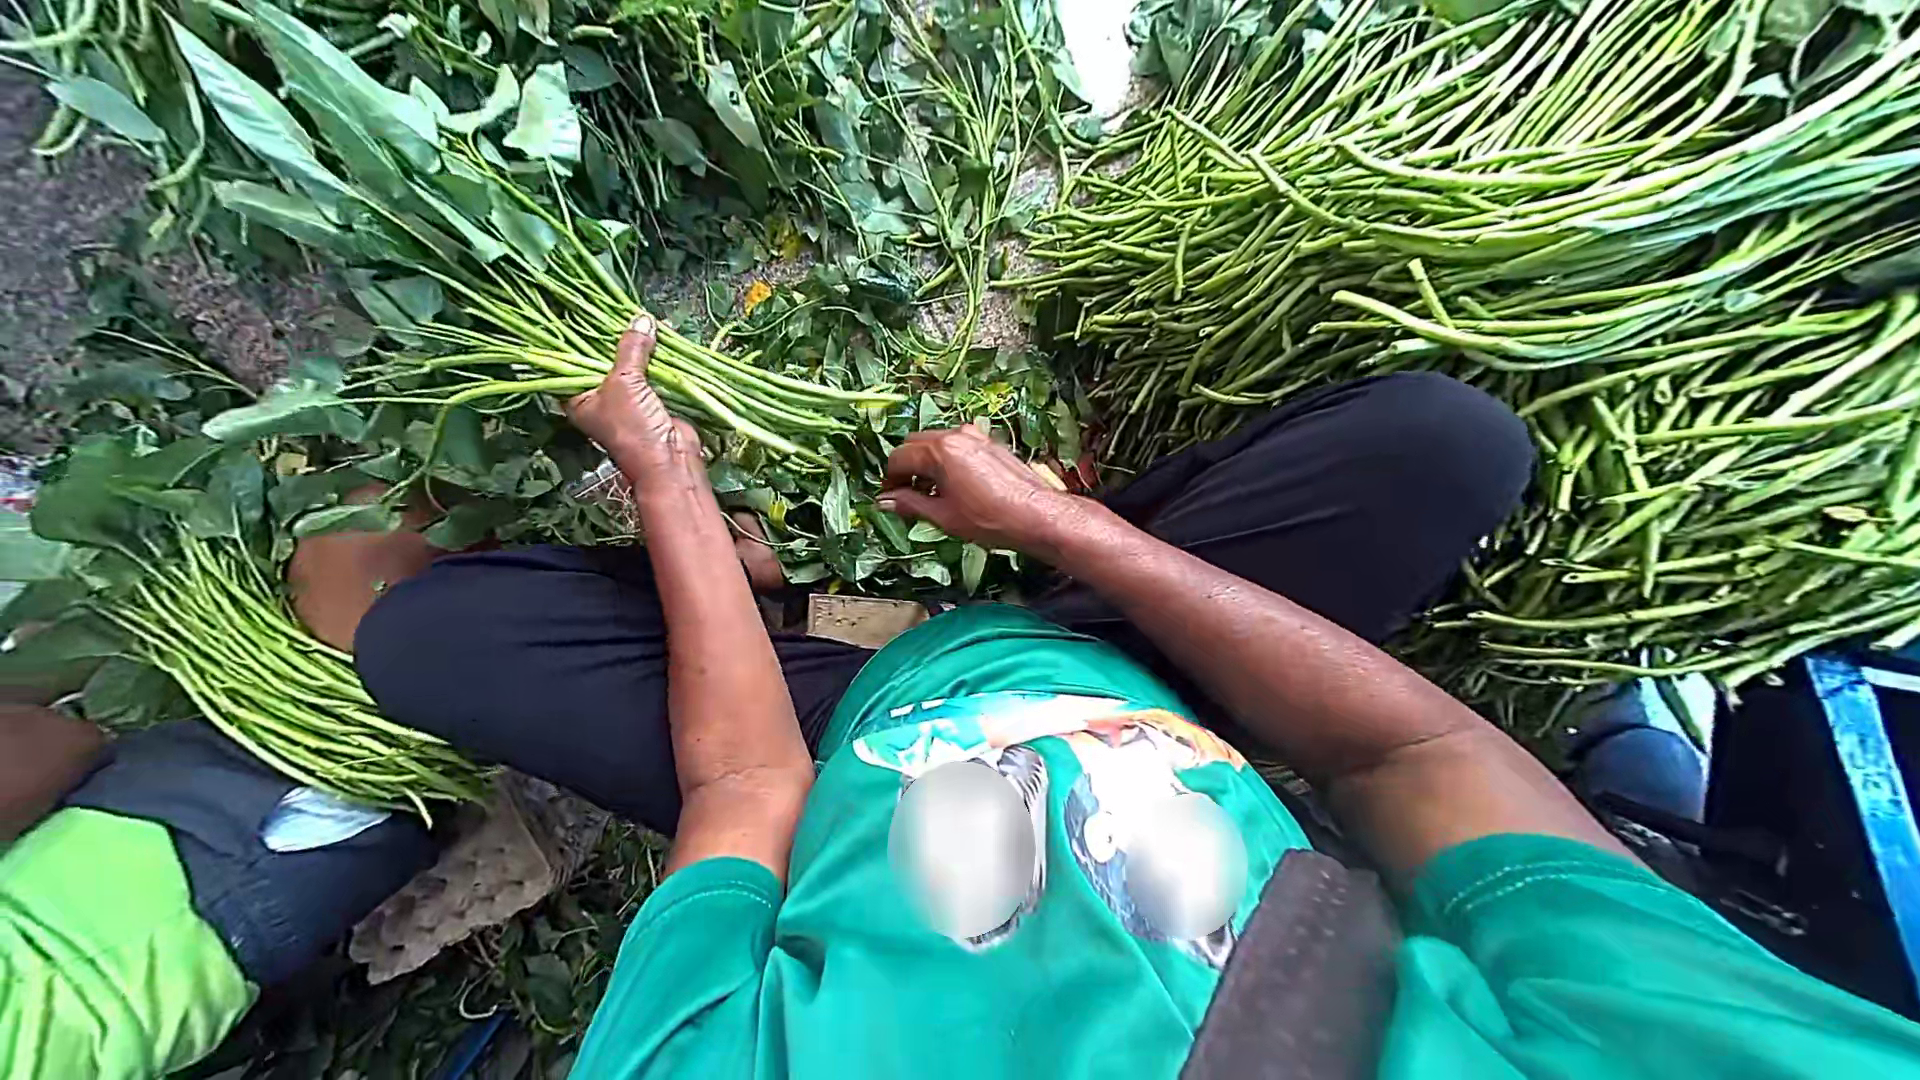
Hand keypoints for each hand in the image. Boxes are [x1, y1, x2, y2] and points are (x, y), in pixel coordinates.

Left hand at [567, 315, 698, 478]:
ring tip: (648, 322)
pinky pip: (655, 375)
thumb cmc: (633, 429)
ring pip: (633, 365)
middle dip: (618, 338)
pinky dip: (661, 361)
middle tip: (622, 312)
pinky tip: (666, 340)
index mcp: (579, 396)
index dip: (579, 335)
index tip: (586, 311)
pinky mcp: (655, 401)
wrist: (670, 460)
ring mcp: (630, 399)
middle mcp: (602, 396)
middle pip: (605, 359)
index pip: (572, 358)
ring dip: (643, 348)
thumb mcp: (624, 382)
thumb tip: (642, 319)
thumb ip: (631, 349)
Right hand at [877, 426, 1092, 558]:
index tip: (889, 497)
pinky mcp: (989, 443)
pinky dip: (945, 459)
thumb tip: (884, 502)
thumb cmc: (990, 518)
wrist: (1036, 515)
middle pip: (915, 444)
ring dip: (925, 462)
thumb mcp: (943, 516)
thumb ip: (910, 504)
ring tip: (930, 492)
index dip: (889, 480)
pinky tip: (952, 485)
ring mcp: (975, 435)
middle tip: (905, 495)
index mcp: (939, 450)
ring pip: (936, 442)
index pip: (899, 458)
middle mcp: (956, 435)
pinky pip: (956, 444)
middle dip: (906, 467)